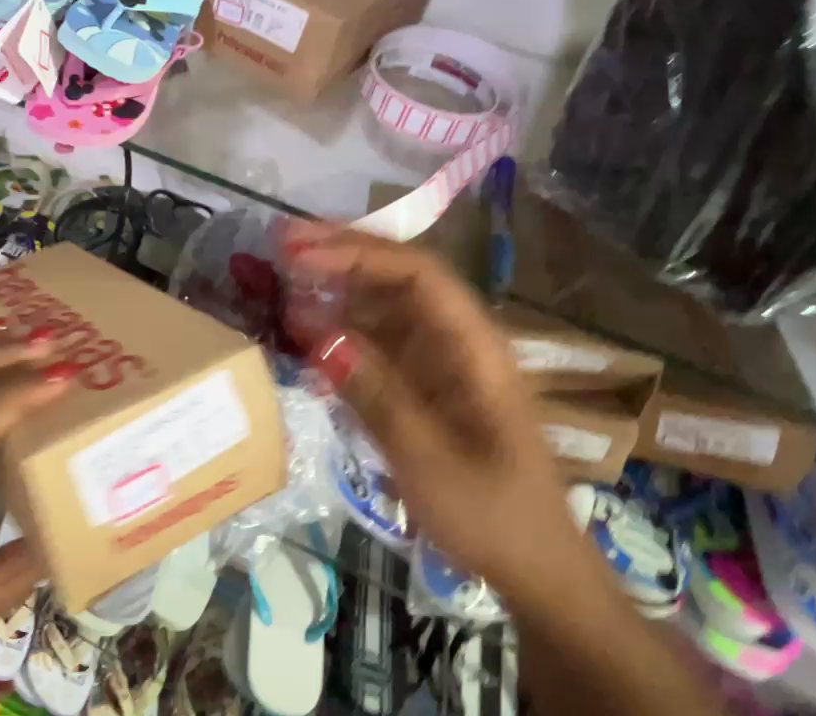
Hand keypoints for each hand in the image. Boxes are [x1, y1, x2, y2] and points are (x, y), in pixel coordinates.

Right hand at [281, 223, 589, 599]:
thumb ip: (374, 393)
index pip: (418, 274)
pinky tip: (305, 338)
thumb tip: (316, 334)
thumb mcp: (429, 461)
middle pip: (399, 280)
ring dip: (336, 294)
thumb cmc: (492, 514)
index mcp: (475, 347)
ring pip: (384, 310)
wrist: (534, 568)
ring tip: (282, 287)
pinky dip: (342, 337)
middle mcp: (457, 342)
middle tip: (280, 247)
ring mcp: (441, 364)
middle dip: (342, 258)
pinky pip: (378, 347)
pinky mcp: (425, 388)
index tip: (301, 250)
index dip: (358, 253)